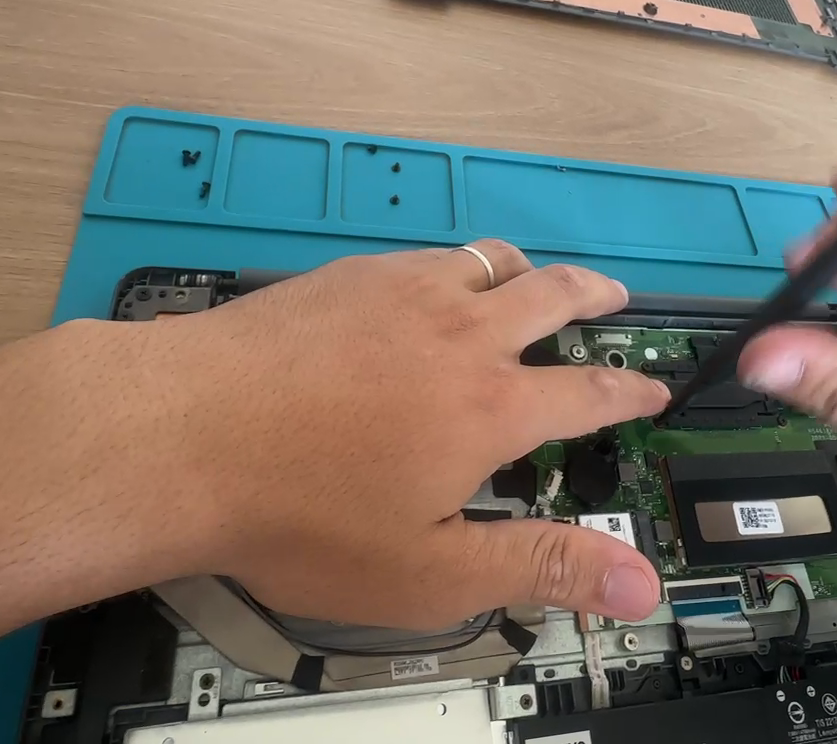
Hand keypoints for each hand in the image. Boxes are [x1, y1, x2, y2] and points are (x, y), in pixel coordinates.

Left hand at [91, 242, 668, 629]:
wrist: (184, 433)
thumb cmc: (302, 512)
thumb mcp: (428, 570)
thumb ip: (540, 567)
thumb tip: (638, 581)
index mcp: (489, 405)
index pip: (589, 393)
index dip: (630, 393)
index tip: (651, 390)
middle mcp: (461, 330)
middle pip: (553, 294)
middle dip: (595, 296)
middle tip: (615, 297)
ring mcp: (406, 290)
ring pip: (492, 260)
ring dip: (527, 271)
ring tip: (533, 283)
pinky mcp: (355, 274)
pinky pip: (430, 255)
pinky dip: (458, 267)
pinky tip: (436, 286)